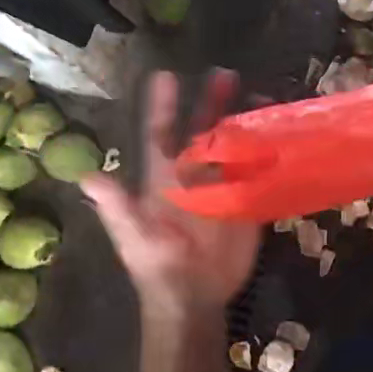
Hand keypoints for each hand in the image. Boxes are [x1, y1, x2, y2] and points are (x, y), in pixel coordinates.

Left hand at [83, 71, 261, 335]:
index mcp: (163, 180)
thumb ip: (118, 208)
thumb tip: (89, 176)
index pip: (161, 136)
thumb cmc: (159, 268)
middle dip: (212, 103)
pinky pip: (258, 173)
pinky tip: (283, 137)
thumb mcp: (136, 238)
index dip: (161, 107)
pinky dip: (269, 154)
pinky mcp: (246, 203)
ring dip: (245, 123)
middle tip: (226, 74)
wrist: (195, 298)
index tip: (166, 75)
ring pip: (234, 147)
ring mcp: (222, 188)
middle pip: (204, 133)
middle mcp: (194, 177)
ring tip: (263, 98)